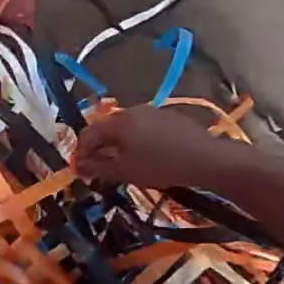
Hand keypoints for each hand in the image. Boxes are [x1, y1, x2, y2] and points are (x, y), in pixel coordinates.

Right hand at [74, 105, 240, 188]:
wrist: (205, 158)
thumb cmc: (159, 165)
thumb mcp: (124, 171)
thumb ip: (98, 167)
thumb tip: (79, 167)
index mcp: (118, 122)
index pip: (88, 134)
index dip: (80, 153)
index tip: (80, 172)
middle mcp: (132, 111)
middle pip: (106, 129)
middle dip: (98, 149)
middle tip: (97, 170)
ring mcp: (152, 112)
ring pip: (125, 129)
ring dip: (116, 146)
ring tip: (119, 165)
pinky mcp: (168, 118)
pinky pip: (142, 129)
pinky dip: (134, 142)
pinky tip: (142, 157)